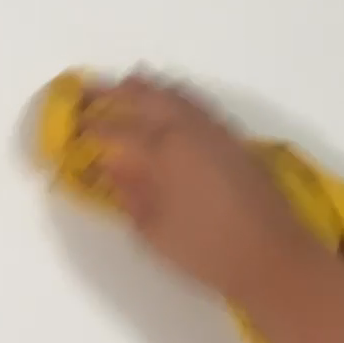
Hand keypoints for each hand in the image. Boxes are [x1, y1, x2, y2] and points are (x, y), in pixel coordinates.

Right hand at [85, 74, 315, 301]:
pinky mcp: (233, 138)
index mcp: (161, 151)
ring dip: (147, 87)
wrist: (274, 258)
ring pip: (174, 93)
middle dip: (112, 92)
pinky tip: (170, 102)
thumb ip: (128, 192)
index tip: (70, 128)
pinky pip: (196, 102)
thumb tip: (109, 165)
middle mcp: (186, 130)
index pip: (114, 131)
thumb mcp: (152, 230)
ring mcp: (214, 130)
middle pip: (144, 97)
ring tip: (127, 83)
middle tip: (88, 90)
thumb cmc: (205, 250)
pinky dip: (176, 95)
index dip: (88, 128)